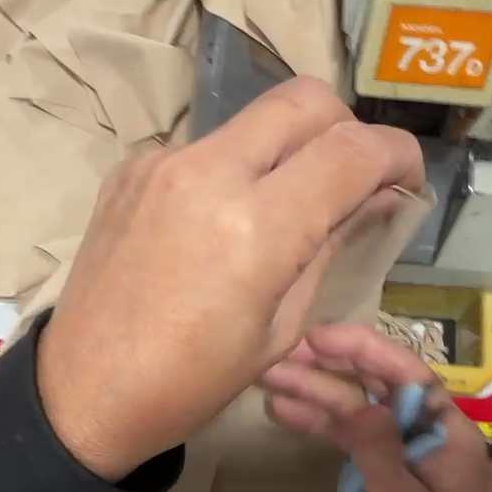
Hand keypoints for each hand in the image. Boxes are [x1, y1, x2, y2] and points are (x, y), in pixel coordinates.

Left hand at [37, 78, 423, 480]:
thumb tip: (372, 197)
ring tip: (280, 209)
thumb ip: (328, 246)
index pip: (352, 151)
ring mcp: (162, 163)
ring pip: (252, 121)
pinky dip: (233, 170)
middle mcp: (208, 173)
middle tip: (349, 181)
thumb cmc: (192, 382)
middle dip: (346, 128)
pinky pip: (205, 147)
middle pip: (304, 99)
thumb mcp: (280, 328)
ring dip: (286, 150)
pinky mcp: (131, 169)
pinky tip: (217, 222)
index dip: (397, 155)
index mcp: (256, 229)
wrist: (85, 391)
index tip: (406, 179)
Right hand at [259, 324, 491, 491]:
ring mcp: (402, 445)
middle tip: (281, 354)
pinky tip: (283, 411)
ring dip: (315, 392)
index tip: (317, 337)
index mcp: (445, 429)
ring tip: (269, 376)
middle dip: (328, 366)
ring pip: (357, 406)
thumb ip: (381, 452)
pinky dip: (320, 423)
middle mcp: (425, 427)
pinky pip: (351, 434)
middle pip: (375, 382)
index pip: (405, 371)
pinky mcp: (384, 465)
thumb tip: (361, 404)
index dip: (361, 348)